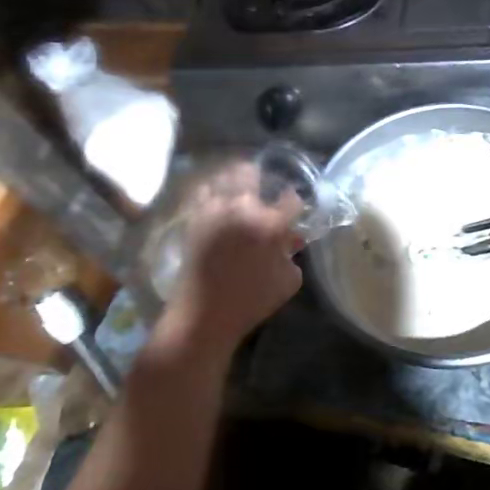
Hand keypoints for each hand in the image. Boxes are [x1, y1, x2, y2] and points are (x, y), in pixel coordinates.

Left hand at [158, 163, 304, 354]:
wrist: (203, 316)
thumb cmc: (252, 301)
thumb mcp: (288, 281)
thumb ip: (292, 253)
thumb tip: (290, 239)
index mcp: (270, 224)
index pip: (291, 200)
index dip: (296, 203)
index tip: (295, 209)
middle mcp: (242, 209)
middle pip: (252, 173)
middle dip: (264, 179)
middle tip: (267, 190)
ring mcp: (214, 211)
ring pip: (224, 177)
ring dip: (237, 179)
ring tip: (242, 186)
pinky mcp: (194, 219)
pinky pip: (203, 191)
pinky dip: (213, 189)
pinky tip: (219, 196)